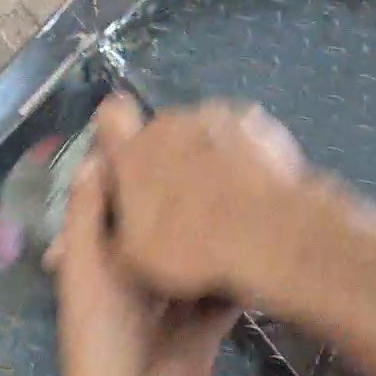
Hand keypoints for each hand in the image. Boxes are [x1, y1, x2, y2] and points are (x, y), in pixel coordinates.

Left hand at [47, 154, 238, 375]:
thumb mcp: (85, 261)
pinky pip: (226, 291)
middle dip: (183, 201)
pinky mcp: (206, 322)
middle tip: (219, 158)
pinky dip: (240, 273)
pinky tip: (264, 239)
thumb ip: (88, 211)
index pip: (117, 204)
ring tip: (246, 191)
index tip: (163, 134)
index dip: (135, 174)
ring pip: (197, 255)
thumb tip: (96, 155)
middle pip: (161, 227)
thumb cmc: (102, 325)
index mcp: (101, 255)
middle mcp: (136, 272)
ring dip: (215, 233)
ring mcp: (174, 298)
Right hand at [90, 95, 325, 299]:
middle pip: (160, 132)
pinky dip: (240, 152)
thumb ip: (115, 228)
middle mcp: (167, 126)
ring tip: (225, 196)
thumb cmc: (190, 249)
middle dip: (168, 156)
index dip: (116, 128)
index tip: (127, 149)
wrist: (265, 235)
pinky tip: (252, 185)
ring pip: (200, 132)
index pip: (110, 116)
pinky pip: (237, 134)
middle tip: (184, 196)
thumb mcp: (132, 259)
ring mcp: (212, 119)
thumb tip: (111, 222)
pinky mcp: (253, 122)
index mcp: (131, 154)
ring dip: (205, 154)